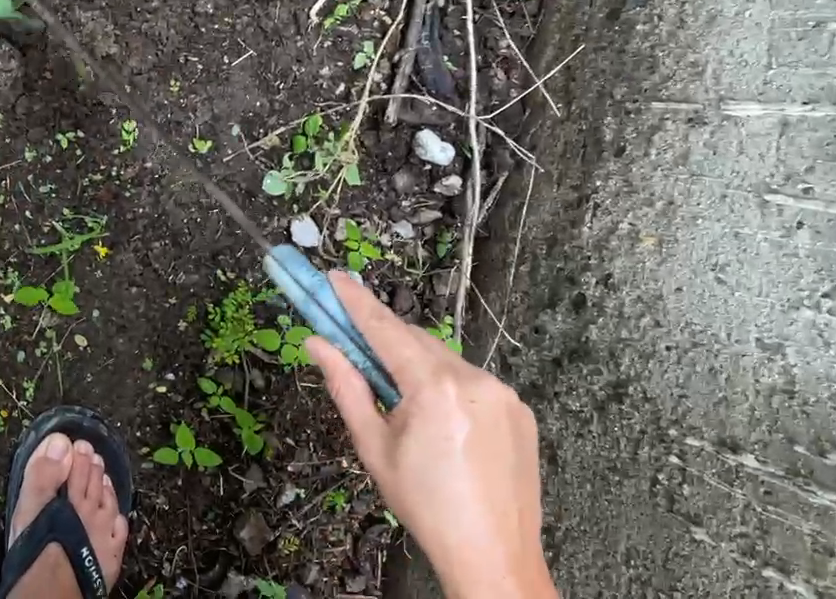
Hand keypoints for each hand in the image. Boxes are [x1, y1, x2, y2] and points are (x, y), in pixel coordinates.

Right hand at [305, 275, 554, 598]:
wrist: (496, 560)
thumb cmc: (425, 505)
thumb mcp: (373, 446)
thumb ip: (345, 386)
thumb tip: (316, 343)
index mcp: (434, 388)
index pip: (384, 329)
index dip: (355, 301)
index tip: (334, 276)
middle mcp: (474, 379)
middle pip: (414, 340)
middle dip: (382, 338)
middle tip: (351, 341)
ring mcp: (503, 393)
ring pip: (443, 358)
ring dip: (414, 362)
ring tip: (398, 398)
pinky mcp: (519, 409)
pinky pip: (470, 380)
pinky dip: (445, 383)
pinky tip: (436, 417)